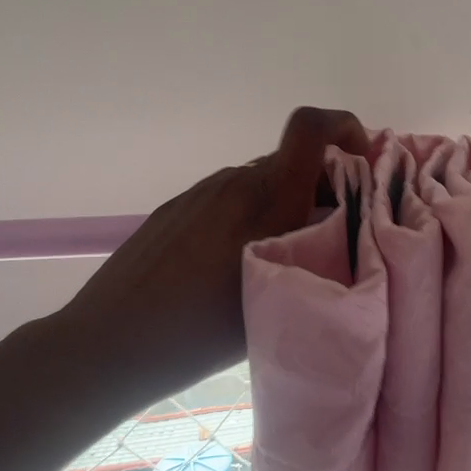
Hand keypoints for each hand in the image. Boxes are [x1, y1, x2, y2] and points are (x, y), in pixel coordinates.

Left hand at [52, 106, 367, 407]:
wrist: (107, 343)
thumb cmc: (200, 327)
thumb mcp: (281, 295)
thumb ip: (321, 252)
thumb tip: (346, 226)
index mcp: (267, 196)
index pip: (312, 127)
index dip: (344, 128)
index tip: (363, 161)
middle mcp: (236, 181)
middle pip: (295, 163)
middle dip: (324, 189)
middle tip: (332, 239)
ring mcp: (201, 193)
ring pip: (263, 186)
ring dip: (285, 209)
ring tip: (279, 266)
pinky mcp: (175, 211)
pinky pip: (230, 202)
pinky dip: (249, 221)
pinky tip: (230, 272)